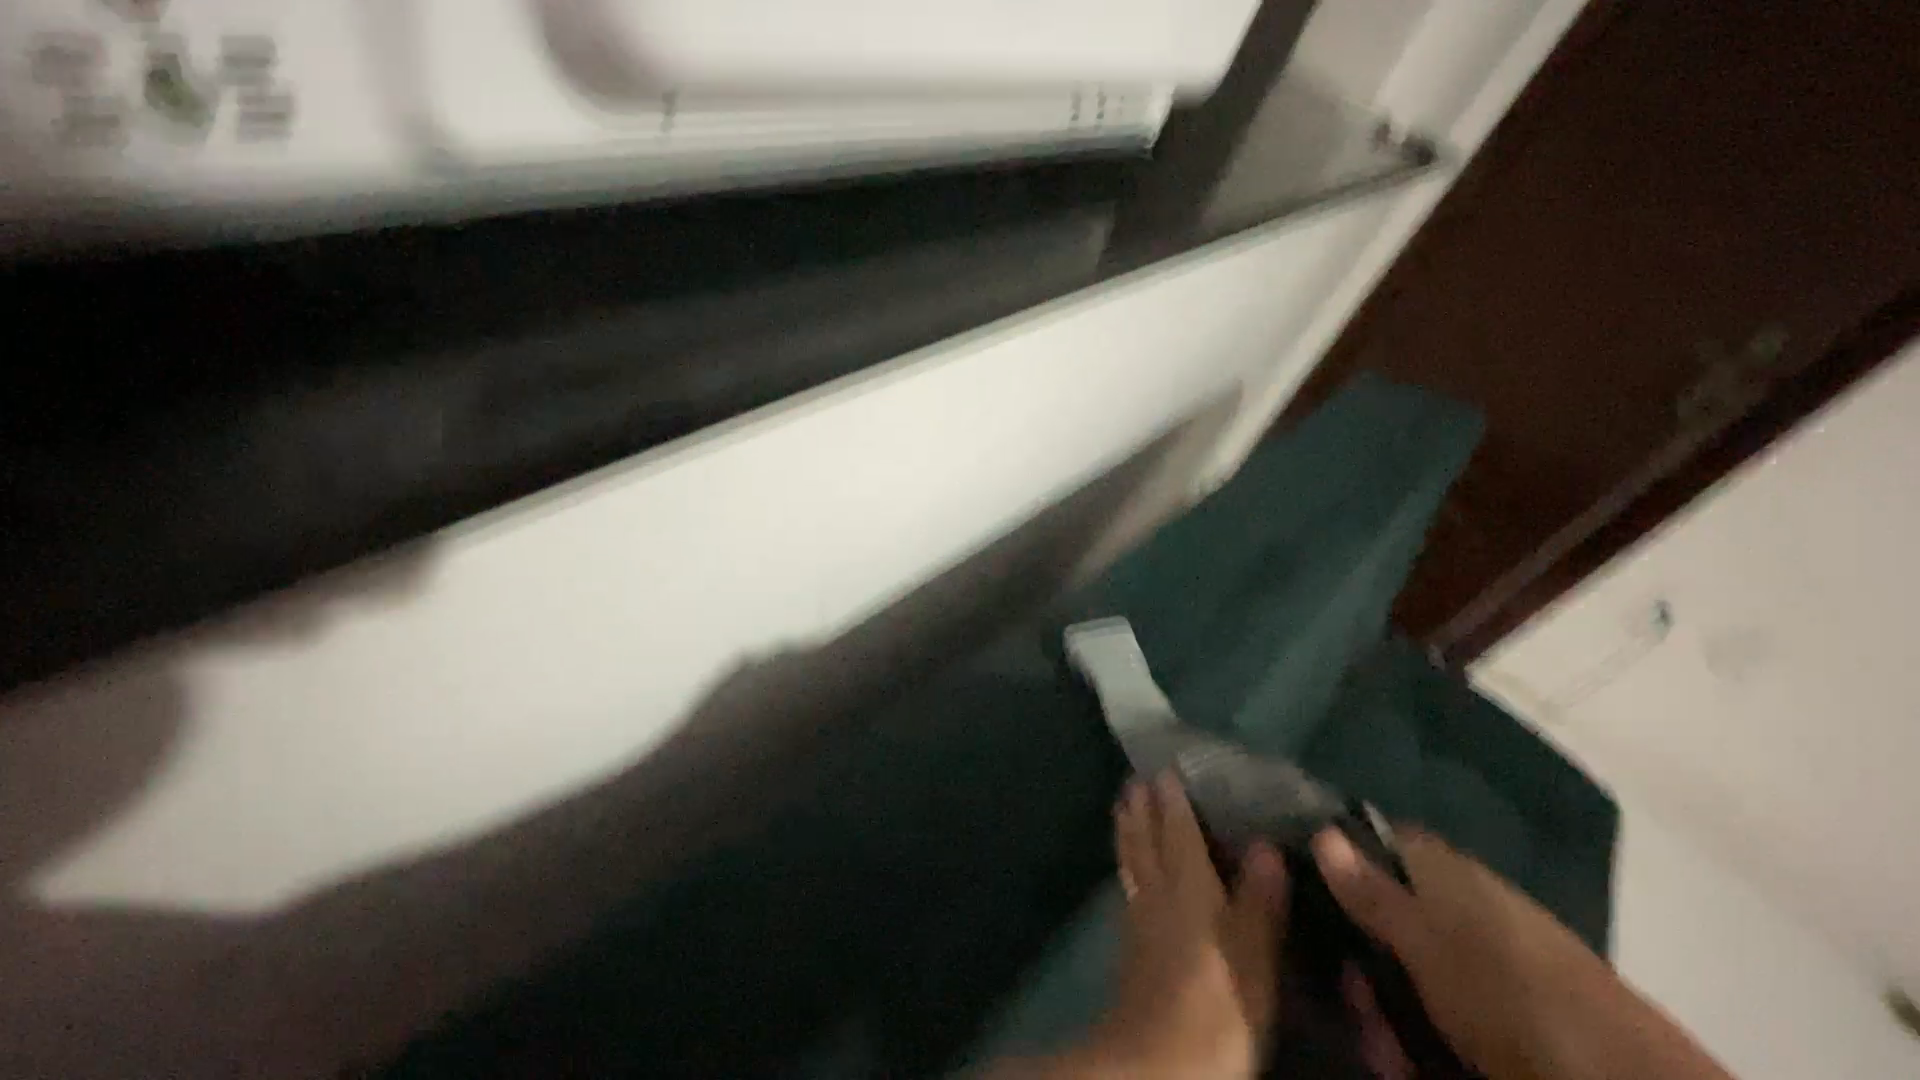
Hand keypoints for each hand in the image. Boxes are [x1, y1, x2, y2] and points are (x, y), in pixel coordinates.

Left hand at [1093, 772, 1289, 1076]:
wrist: (1157, 1061)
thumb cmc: (1217, 1004)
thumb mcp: (1253, 953)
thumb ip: (1260, 900)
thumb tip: (1265, 845)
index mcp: (1188, 888)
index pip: (1177, 832)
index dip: (1172, 800)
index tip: (1164, 768)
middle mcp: (1156, 895)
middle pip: (1145, 841)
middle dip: (1141, 809)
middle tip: (1134, 779)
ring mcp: (1138, 922)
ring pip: (1131, 862)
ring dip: (1128, 832)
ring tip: (1122, 807)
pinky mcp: (1130, 950)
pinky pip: (1128, 888)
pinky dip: (1128, 867)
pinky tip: (1130, 874)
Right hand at [1313, 828, 1734, 1079]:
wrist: (1613, 1078)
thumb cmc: (1508, 991)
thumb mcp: (1428, 940)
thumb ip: (1372, 891)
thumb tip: (1322, 832)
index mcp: (1447, 874)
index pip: (1381, 844)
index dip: (1339, 858)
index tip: (1300, 884)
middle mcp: (1456, 911)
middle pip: (1378, 915)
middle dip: (1352, 955)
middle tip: (1348, 991)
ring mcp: (1471, 966)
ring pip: (1395, 972)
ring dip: (1376, 1007)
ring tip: (1381, 1045)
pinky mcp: (1483, 1018)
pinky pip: (1423, 1014)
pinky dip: (1405, 1038)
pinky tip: (1401, 1059)